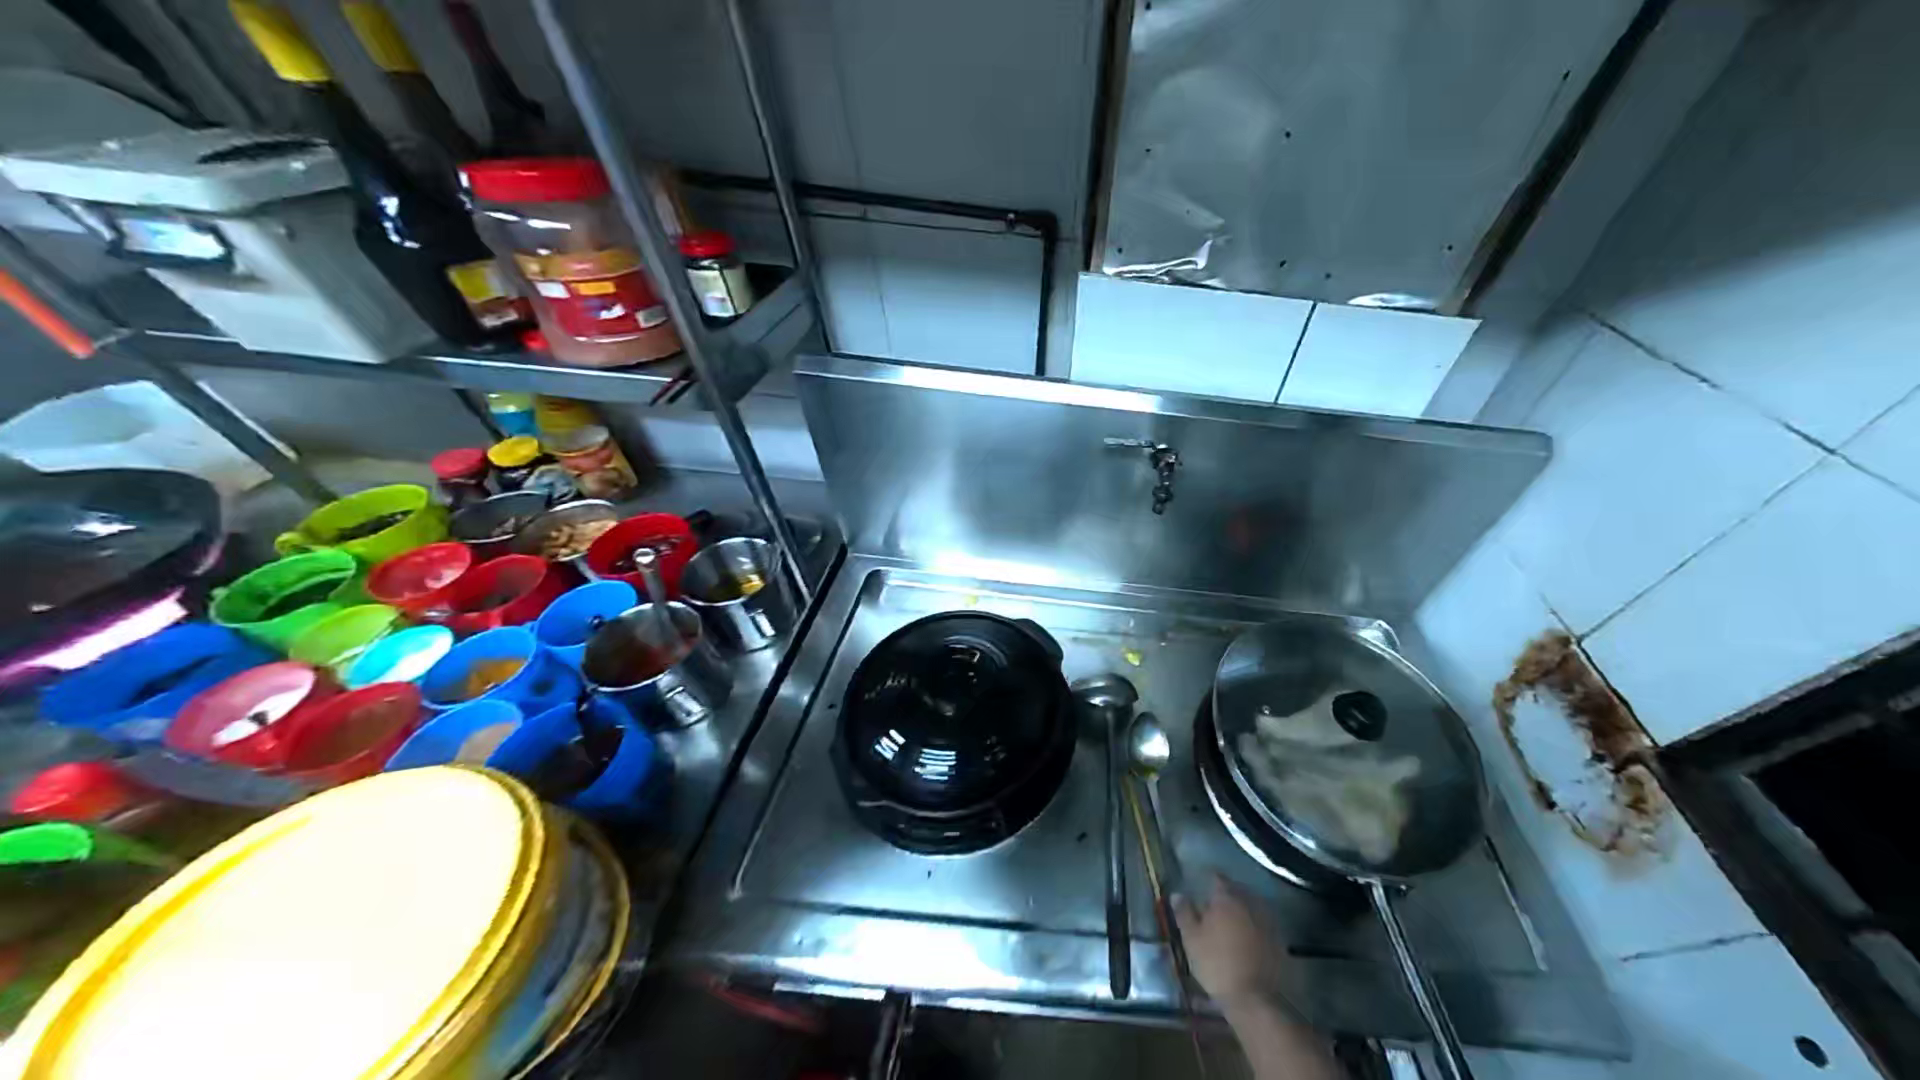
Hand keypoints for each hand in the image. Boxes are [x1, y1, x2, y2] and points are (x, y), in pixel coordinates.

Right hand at [1173, 874, 1275, 1004]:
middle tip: (1213, 905)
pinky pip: (1263, 924)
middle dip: (1226, 894)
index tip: (1200, 885)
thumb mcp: (1191, 938)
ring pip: (1252, 906)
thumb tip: (1177, 894)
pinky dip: (1254, 926)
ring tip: (1230, 921)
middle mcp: (1250, 903)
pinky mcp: (1279, 941)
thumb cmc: (1216, 963)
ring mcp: (1267, 922)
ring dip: (1242, 909)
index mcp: (1227, 898)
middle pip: (1237, 890)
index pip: (1217, 878)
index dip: (1208, 879)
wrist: (1254, 999)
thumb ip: (1184, 913)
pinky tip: (1246, 937)